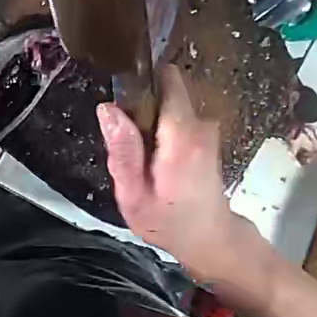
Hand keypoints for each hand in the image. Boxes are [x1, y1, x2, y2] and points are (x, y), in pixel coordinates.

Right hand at [98, 65, 256, 282]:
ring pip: (168, 105)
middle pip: (164, 91)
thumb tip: (107, 107)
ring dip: (151, 124)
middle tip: (132, 147)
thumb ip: (122, 150)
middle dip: (142, 110)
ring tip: (146, 159)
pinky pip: (176, 117)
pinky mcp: (207, 133)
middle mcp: (201, 124)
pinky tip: (160, 161)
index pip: (167, 79)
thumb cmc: (168, 221)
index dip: (142, 84)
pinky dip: (163, 133)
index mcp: (182, 135)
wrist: (209, 237)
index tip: (125, 106)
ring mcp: (207, 128)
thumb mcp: (133, 194)